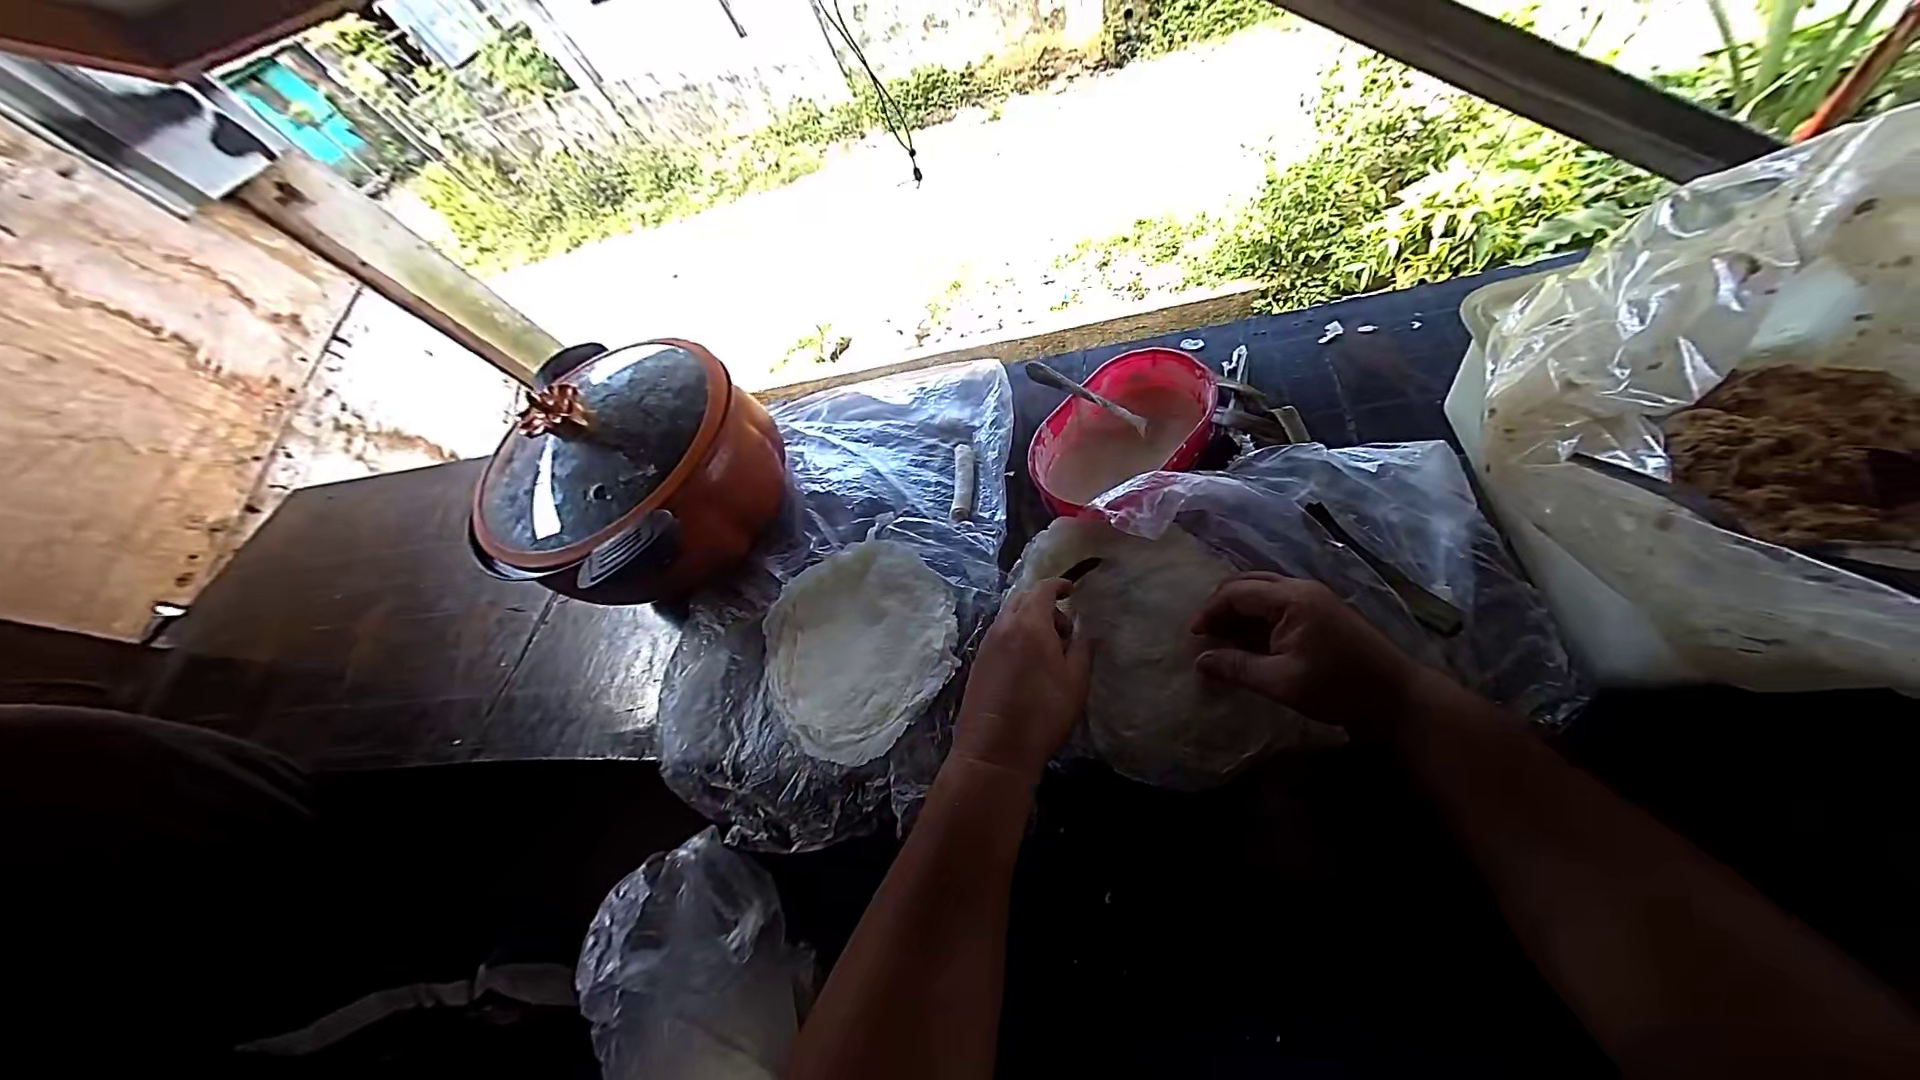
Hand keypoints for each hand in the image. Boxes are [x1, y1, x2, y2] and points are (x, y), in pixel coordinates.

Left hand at [952, 578, 1093, 779]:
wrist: (994, 749)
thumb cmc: (1043, 713)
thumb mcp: (1075, 681)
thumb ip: (1082, 648)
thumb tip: (1086, 630)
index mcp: (1029, 623)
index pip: (1042, 589)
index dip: (1059, 585)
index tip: (1072, 590)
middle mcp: (1003, 626)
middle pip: (1022, 599)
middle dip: (1044, 604)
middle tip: (1064, 629)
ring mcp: (987, 643)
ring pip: (1008, 616)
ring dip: (1029, 620)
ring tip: (1048, 650)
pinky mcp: (978, 661)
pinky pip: (999, 634)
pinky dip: (1015, 635)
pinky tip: (1028, 663)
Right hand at [1188, 572, 1429, 738]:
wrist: (1400, 699)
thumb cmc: (1339, 688)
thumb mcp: (1281, 681)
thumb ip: (1237, 667)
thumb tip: (1200, 661)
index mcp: (1292, 599)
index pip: (1236, 592)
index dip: (1209, 611)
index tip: (1193, 636)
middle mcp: (1302, 590)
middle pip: (1248, 584)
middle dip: (1221, 605)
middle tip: (1204, 632)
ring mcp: (1315, 599)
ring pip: (1263, 592)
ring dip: (1238, 611)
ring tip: (1222, 637)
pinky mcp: (1322, 614)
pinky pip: (1277, 605)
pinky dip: (1256, 618)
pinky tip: (1249, 641)